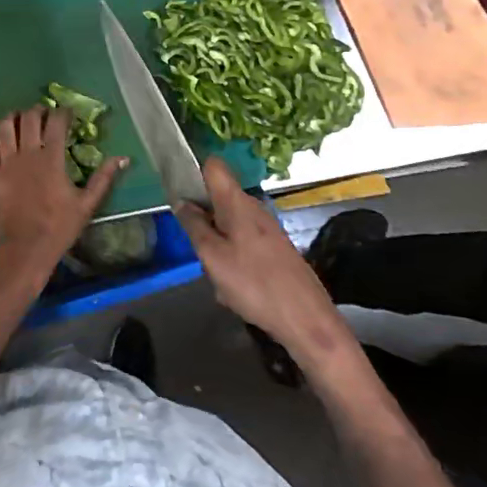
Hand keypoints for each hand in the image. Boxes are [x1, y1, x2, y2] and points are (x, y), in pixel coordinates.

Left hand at [0, 106, 128, 280]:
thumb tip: (122, 158)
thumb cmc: (59, 227)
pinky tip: (2, 143)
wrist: (25, 249)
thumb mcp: (87, 204)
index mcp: (51, 158)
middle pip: (29, 117)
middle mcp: (27, 154)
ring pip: (4, 127)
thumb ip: (103, 178)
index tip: (69, 113)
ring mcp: (6, 163)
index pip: (56, 122)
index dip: (63, 112)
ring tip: (21, 119)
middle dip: (38, 110)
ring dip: (14, 118)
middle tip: (45, 114)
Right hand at [176, 157, 350, 364]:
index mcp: (237, 202)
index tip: (180, 195)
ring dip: (216, 243)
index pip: (213, 166)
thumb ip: (194, 225)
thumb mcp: (212, 256)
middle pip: (219, 198)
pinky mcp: (275, 248)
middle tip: (197, 247)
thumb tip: (182, 202)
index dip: (194, 172)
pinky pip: (243, 242)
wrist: (306, 319)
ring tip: (215, 274)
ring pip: (229, 224)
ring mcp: (267, 228)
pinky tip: (234, 287)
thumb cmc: (254, 284)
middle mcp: (254, 208)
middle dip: (203, 218)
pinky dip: (233, 258)